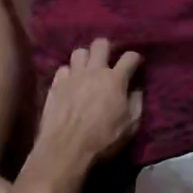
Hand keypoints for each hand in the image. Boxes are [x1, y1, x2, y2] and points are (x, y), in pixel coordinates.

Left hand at [32, 39, 143, 170]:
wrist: (66, 148)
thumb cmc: (103, 139)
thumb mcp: (130, 125)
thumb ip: (136, 103)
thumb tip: (136, 89)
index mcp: (115, 79)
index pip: (130, 57)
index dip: (135, 58)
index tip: (136, 65)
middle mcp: (94, 71)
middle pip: (100, 44)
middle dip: (107, 48)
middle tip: (109, 60)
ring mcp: (72, 76)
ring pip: (79, 52)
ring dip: (86, 58)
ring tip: (88, 69)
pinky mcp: (55, 85)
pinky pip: (63, 68)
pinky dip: (69, 73)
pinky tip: (72, 83)